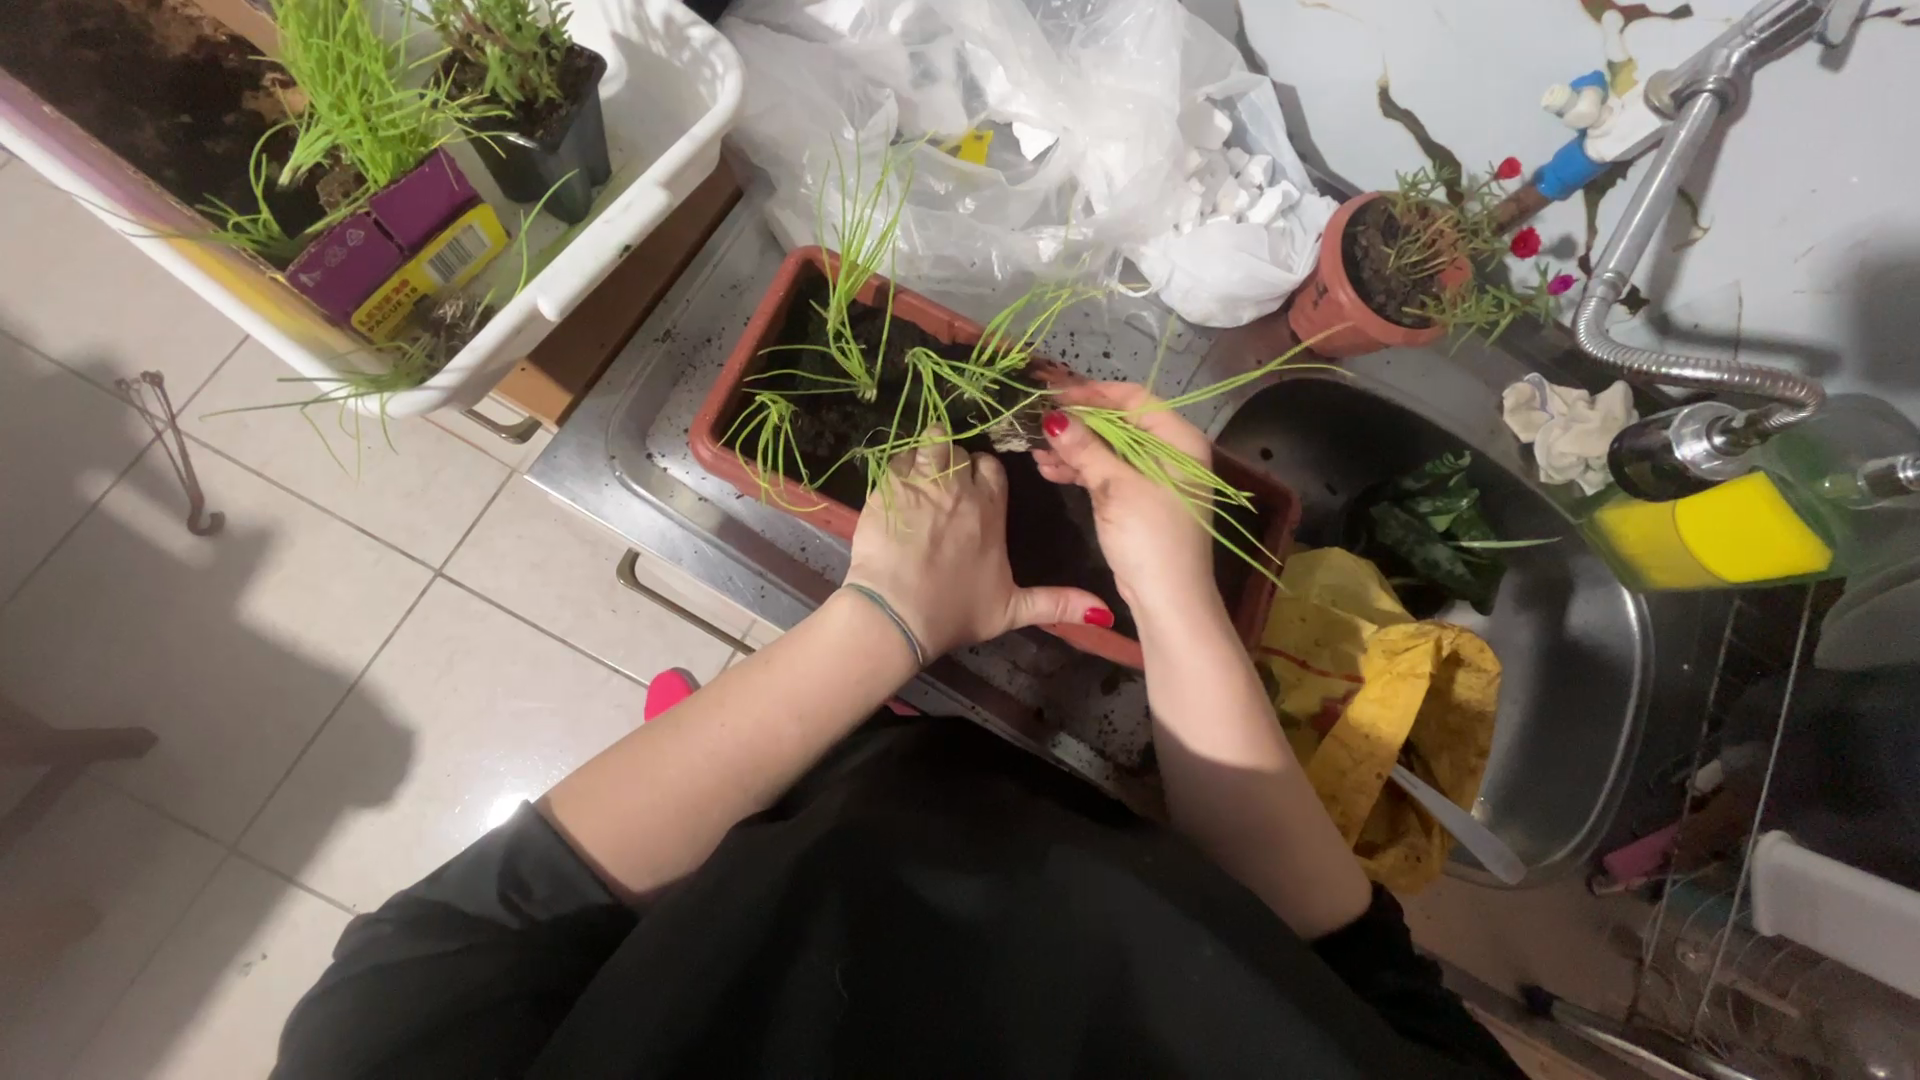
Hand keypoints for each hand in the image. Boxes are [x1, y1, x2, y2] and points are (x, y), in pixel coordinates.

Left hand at [844, 429, 1110, 658]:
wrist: (896, 614)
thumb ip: (1057, 603)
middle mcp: (961, 487)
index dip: (982, 475)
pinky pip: (897, 458)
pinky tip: (895, 491)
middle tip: (943, 491)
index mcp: (991, 508)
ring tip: (921, 476)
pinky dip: (898, 468)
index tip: (974, 491)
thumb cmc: (954, 611)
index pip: (993, 467)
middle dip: (955, 465)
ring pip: (932, 443)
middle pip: (962, 453)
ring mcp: (922, 482)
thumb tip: (1105, 614)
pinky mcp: (887, 485)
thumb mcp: (1012, 610)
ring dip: (928, 454)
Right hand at [1032, 383, 1217, 618]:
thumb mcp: (1115, 487)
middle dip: (1078, 424)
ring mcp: (1154, 478)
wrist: (1168, 599)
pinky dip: (1081, 470)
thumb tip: (1053, 417)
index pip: (1133, 399)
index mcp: (1179, 441)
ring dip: (1074, 448)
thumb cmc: (1150, 537)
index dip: (1092, 393)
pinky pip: (1107, 473)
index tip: (1053, 395)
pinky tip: (1050, 469)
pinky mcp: (1138, 500)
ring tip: (1036, 450)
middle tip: (1038, 422)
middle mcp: (1170, 453)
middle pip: (1118, 424)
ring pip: (1109, 450)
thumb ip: (1085, 448)